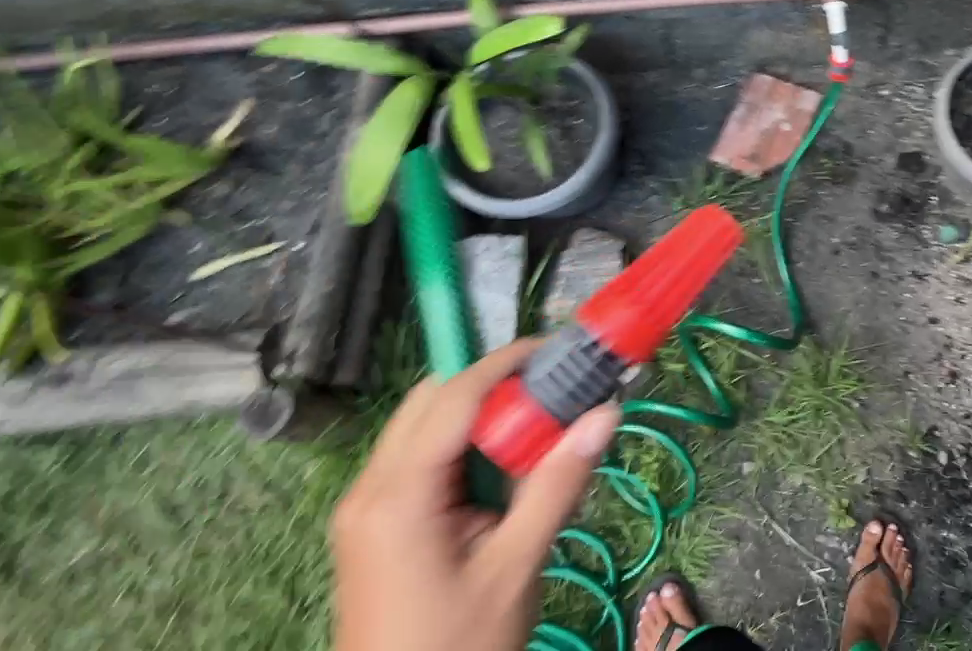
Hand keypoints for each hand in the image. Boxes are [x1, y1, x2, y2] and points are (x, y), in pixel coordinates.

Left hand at [331, 339, 621, 650]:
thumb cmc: (456, 647)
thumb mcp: (516, 567)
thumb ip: (557, 485)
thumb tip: (606, 414)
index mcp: (398, 496)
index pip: (453, 398)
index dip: (506, 363)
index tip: (558, 350)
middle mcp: (370, 489)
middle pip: (431, 402)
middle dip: (492, 386)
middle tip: (551, 394)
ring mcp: (365, 509)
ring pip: (423, 427)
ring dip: (478, 416)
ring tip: (535, 430)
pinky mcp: (374, 526)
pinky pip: (419, 459)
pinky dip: (462, 447)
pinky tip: (501, 473)